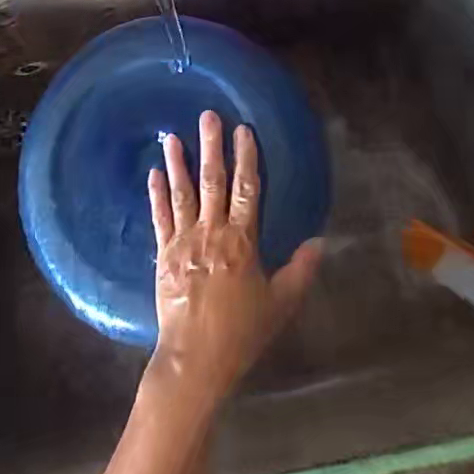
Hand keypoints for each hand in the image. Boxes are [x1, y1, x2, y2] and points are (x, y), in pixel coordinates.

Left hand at [145, 111, 321, 409]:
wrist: (195, 358)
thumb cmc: (241, 332)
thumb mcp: (280, 303)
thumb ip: (300, 270)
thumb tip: (320, 241)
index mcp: (242, 241)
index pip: (248, 189)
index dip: (246, 157)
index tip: (243, 130)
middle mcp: (211, 233)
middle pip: (213, 182)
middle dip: (212, 147)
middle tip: (208, 115)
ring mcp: (183, 241)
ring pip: (182, 194)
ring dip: (178, 163)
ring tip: (172, 136)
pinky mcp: (163, 254)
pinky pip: (159, 218)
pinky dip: (156, 195)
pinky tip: (153, 172)